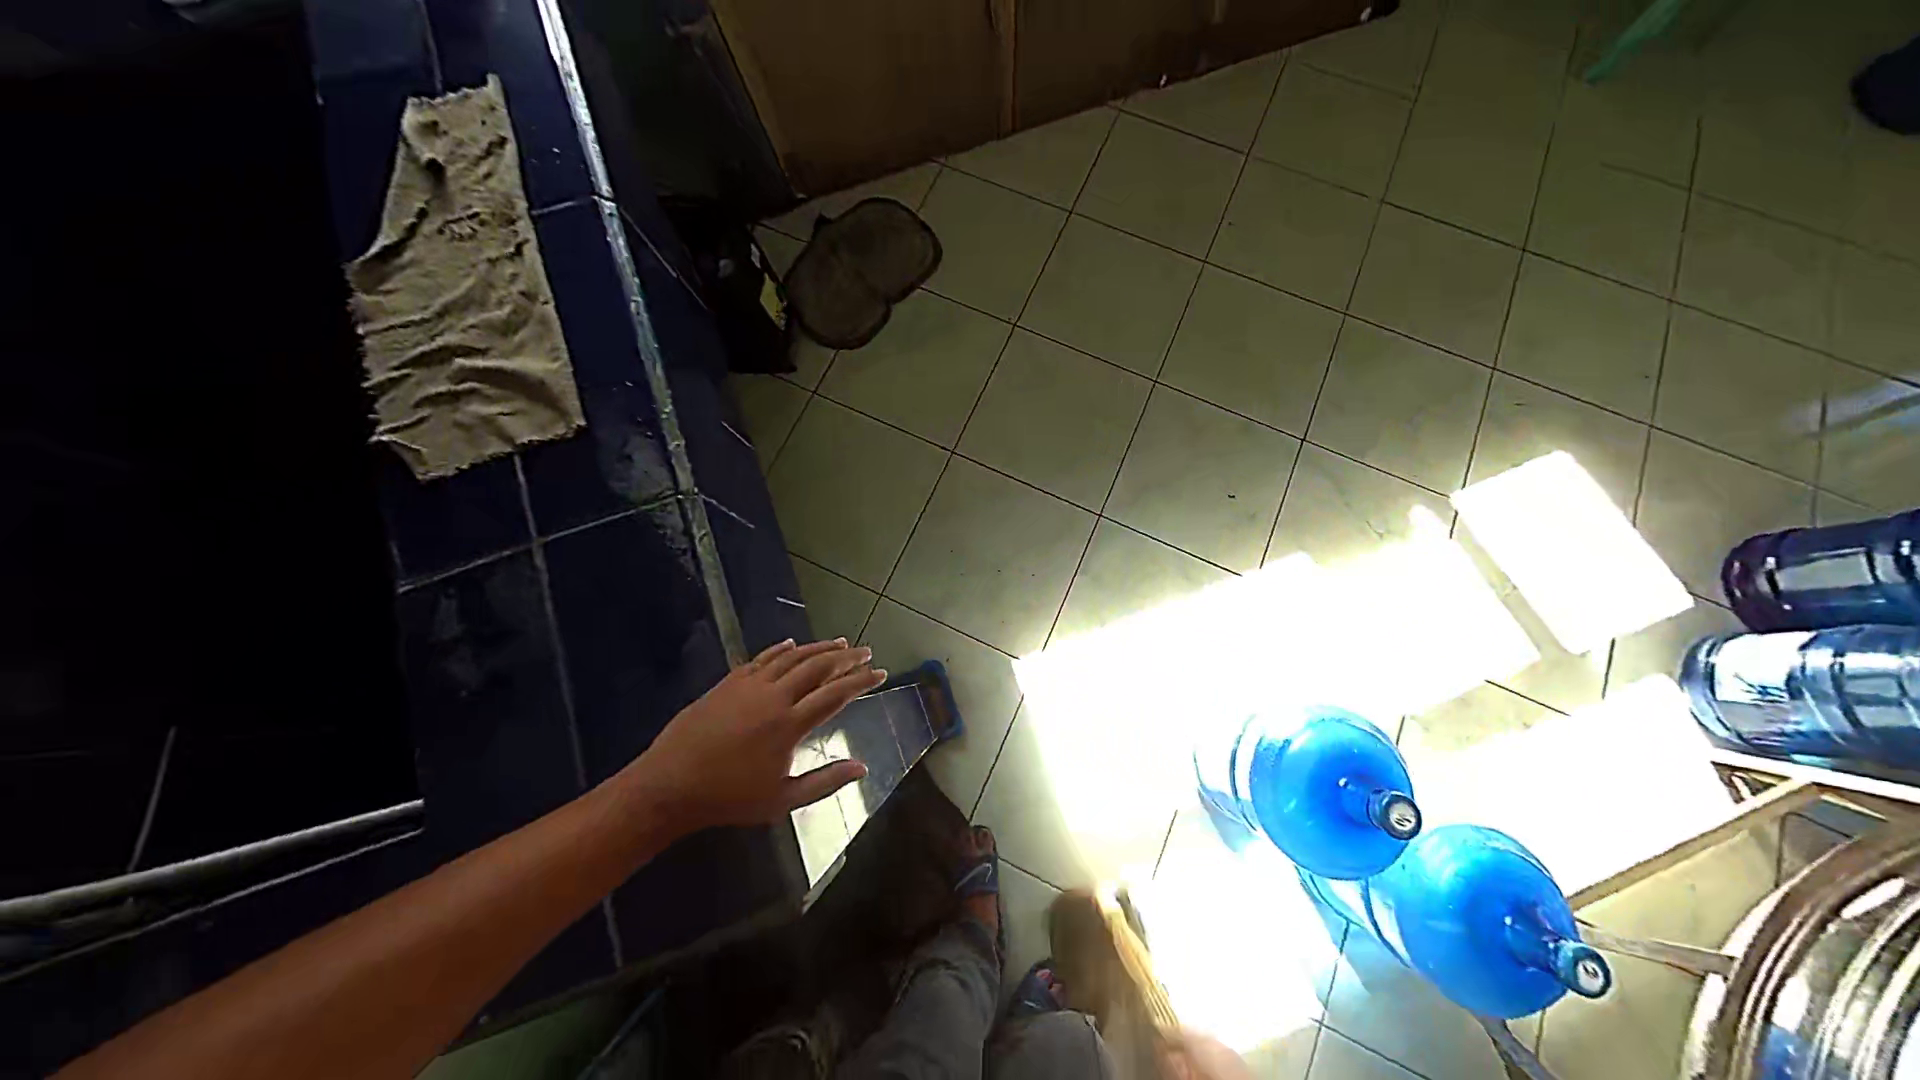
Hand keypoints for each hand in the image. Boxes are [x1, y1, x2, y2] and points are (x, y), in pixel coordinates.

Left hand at [623, 638, 884, 829]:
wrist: (670, 785)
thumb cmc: (729, 798)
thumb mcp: (782, 800)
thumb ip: (825, 782)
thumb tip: (862, 767)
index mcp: (789, 725)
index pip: (835, 694)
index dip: (860, 681)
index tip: (880, 672)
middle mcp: (774, 697)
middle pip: (817, 668)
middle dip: (846, 658)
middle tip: (865, 651)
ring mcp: (749, 686)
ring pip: (792, 658)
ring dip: (818, 648)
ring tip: (840, 643)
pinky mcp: (728, 683)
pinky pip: (762, 658)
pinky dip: (781, 649)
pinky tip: (793, 644)